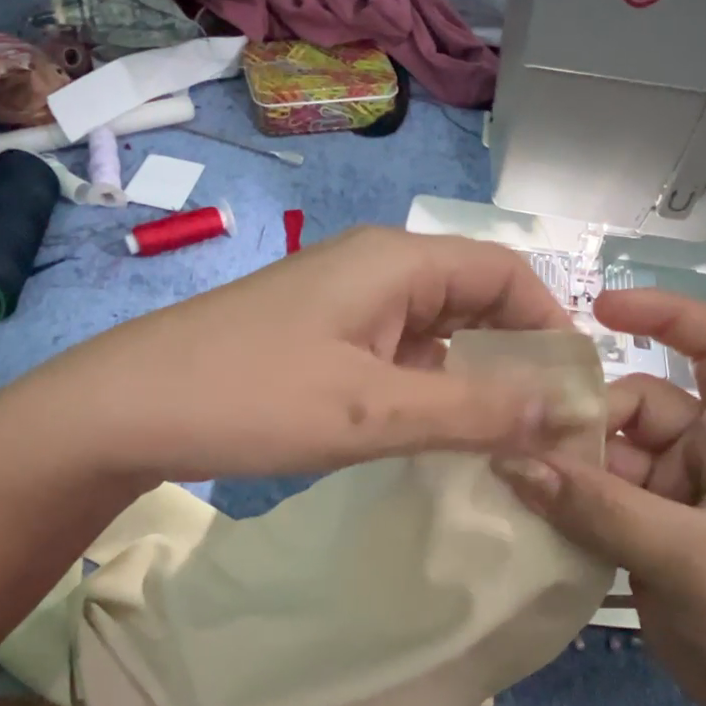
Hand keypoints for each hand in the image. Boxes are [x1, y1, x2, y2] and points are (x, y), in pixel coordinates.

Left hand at [30, 227, 578, 479]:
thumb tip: (567, 411)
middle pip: (475, 300)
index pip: (508, 273)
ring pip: (436, 334)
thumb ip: (473, 411)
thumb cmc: (251, 398)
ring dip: (473, 381)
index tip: (580, 391)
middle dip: (518, 358)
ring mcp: (342, 307)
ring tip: (504, 442)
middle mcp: (375, 271)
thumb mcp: (372, 411)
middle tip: (550, 427)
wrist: (125, 410)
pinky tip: (435, 437)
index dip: (553, 325)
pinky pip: (396, 357)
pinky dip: (427, 391)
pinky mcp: (318, 341)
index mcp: (397, 262)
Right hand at [492, 289, 705, 701]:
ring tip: (513, 478)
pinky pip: (599, 499)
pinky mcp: (647, 534)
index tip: (599, 310)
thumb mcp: (683, 555)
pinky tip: (525, 507)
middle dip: (590, 419)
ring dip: (569, 466)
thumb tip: (511, 461)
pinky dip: (567, 501)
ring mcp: (678, 497)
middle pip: (644, 404)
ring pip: (612, 455)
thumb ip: (598, 507)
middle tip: (526, 444)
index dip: (669, 314)